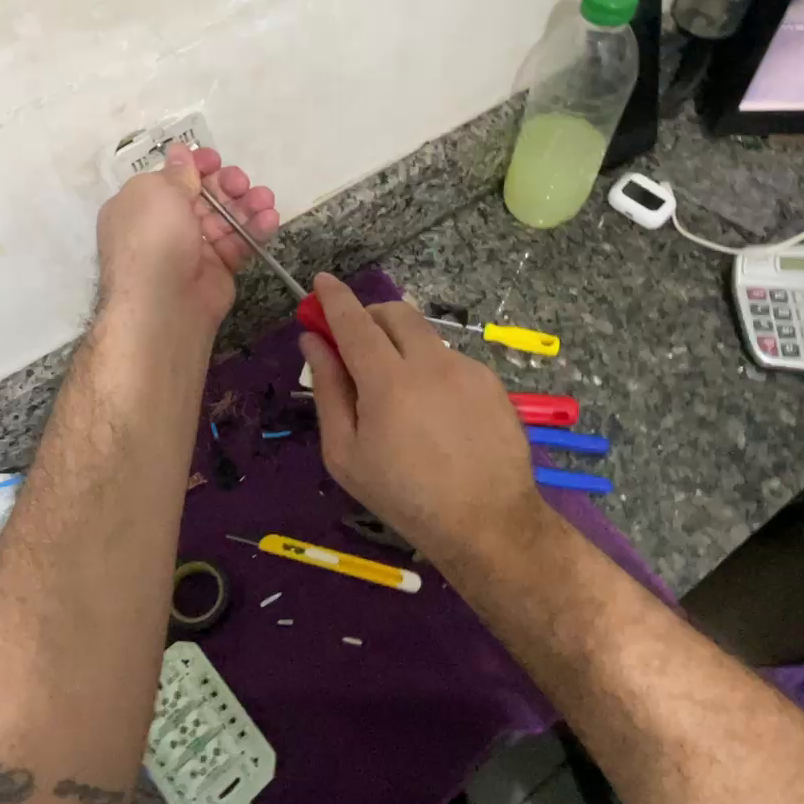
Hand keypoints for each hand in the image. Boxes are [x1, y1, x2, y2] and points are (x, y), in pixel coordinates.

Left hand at [97, 143, 278, 332]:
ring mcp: (192, 249)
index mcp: (141, 206)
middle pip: (203, 196)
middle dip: (225, 185)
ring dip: (247, 205)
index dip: (195, 167)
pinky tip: (270, 219)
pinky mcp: (217, 270)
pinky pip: (238, 244)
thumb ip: (178, 173)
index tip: (215, 160)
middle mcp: (165, 226)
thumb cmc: (153, 238)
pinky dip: (255, 230)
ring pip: (225, 219)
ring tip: (266, 199)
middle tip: (241, 181)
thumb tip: (181, 153)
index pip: (172, 179)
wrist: (163, 304)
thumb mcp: (159, 193)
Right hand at [298, 273, 546, 560]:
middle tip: (356, 344)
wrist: (486, 522)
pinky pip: (450, 359)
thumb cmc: (403, 496)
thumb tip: (313, 343)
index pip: (354, 322)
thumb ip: (328, 390)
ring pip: (424, 335)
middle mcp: (430, 363)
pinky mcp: (490, 381)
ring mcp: (466, 369)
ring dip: (401, 344)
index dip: (334, 297)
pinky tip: (434, 412)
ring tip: (398, 394)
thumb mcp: (346, 454)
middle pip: (395, 312)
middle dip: (369, 315)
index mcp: (388, 383)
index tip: (321, 281)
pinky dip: (430, 368)